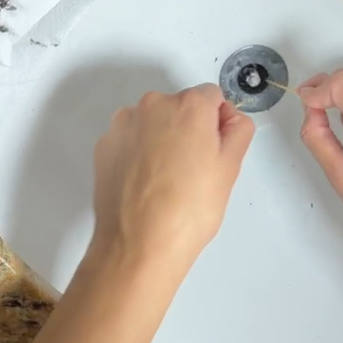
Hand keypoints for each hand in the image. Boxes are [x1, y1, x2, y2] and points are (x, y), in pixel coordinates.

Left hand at [90, 84, 254, 277]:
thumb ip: (238, 131)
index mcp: (188, 105)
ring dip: (162, 139)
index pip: (212, 97)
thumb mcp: (230, 168)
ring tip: (167, 179)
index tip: (216, 151)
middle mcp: (152, 105)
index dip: (219, 121)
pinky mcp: (104, 145)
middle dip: (189, 129)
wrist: (138, 245)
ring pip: (152, 122)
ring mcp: (123, 124)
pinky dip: (138, 153)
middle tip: (194, 169)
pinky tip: (145, 184)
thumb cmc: (190, 208)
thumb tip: (230, 118)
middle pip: (180, 106)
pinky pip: (130, 140)